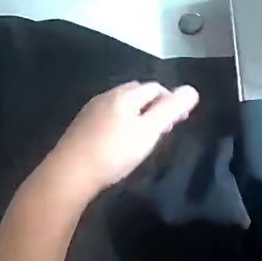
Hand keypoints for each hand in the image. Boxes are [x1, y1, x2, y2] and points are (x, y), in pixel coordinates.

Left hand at [34, 81, 199, 201]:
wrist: (69, 172)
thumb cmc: (113, 152)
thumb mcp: (148, 132)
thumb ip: (170, 110)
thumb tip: (191, 90)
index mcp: (125, 95)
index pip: (155, 87)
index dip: (171, 100)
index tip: (180, 120)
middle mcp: (107, 96)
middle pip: (137, 92)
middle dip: (154, 104)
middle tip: (164, 127)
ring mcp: (91, 109)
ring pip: (121, 103)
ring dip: (137, 113)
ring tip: (145, 134)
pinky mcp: (81, 124)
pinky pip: (108, 114)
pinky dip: (121, 121)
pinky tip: (120, 139)